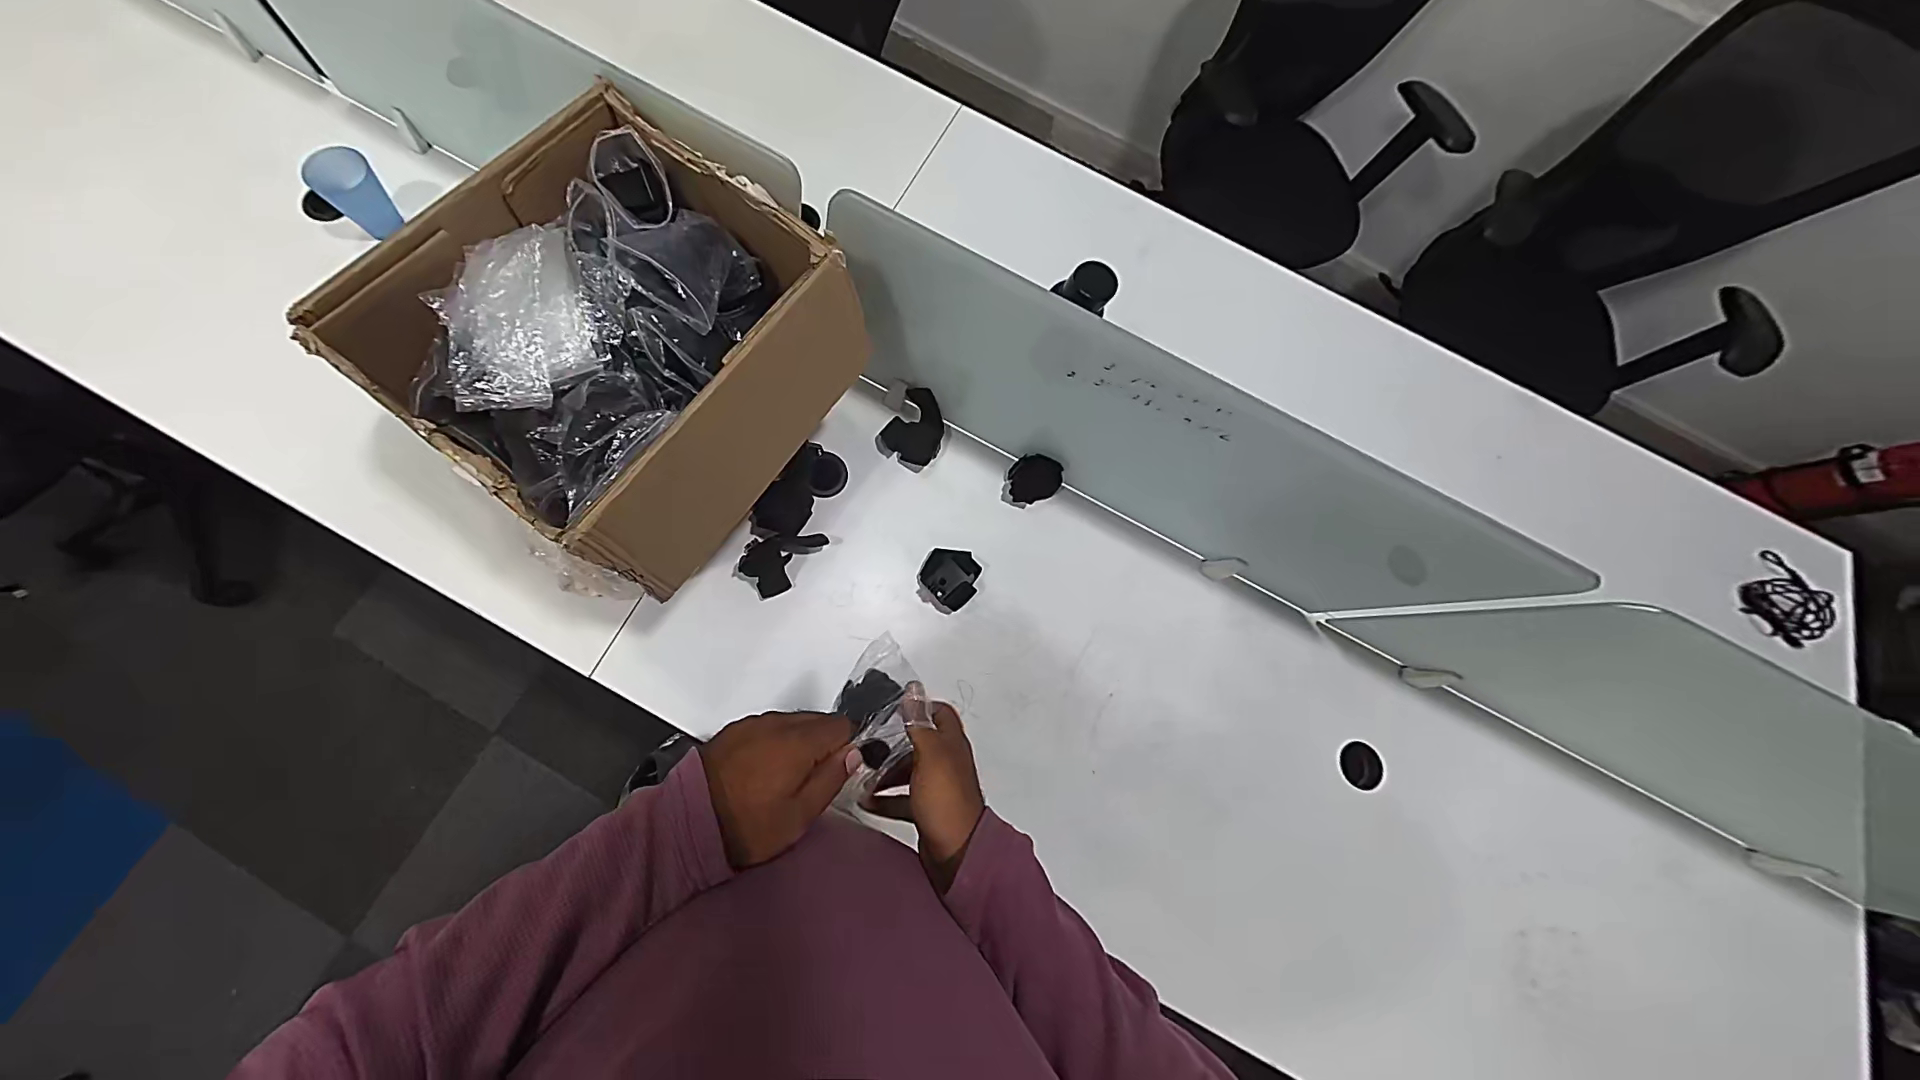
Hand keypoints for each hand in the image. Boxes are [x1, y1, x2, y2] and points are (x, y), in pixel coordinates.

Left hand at [700, 712, 854, 868]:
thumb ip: (831, 779)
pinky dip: (774, 741)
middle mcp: (777, 724)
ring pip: (794, 722)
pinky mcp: (734, 730)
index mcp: (799, 742)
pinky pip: (768, 727)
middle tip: (813, 779)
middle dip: (824, 744)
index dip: (848, 748)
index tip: (841, 768)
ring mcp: (753, 724)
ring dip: (799, 742)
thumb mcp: (799, 816)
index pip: (843, 726)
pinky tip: (764, 770)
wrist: (685, 825)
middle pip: (819, 720)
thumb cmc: (742, 826)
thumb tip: (852, 755)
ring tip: (785, 778)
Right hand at [861, 700, 984, 892]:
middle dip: (894, 743)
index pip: (938, 714)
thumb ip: (920, 723)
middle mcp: (946, 763)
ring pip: (908, 771)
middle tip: (870, 746)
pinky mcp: (927, 810)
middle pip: (919, 743)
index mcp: (951, 744)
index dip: (918, 708)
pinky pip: (903, 799)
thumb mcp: (930, 754)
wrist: (956, 853)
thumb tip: (914, 691)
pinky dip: (886, 799)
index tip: (894, 710)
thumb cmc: (947, 801)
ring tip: (864, 777)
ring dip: (886, 772)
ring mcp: (937, 788)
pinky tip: (868, 802)